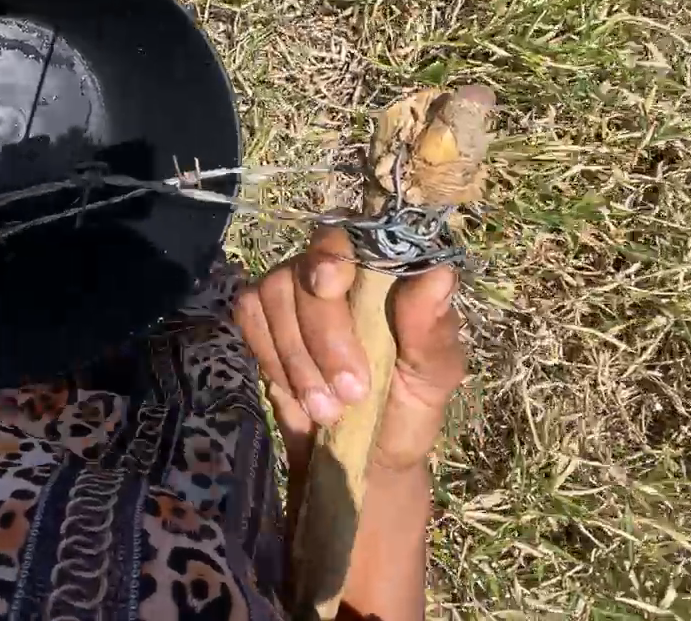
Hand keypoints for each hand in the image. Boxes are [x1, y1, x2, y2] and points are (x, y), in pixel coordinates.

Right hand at [236, 225, 465, 471]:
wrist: (366, 455)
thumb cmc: (408, 403)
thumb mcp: (433, 374)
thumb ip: (431, 327)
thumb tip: (441, 274)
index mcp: (376, 268)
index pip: (347, 235)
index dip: (332, 254)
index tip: (331, 285)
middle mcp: (328, 266)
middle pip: (305, 269)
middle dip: (323, 333)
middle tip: (352, 392)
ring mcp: (289, 288)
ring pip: (273, 293)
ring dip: (298, 357)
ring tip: (328, 409)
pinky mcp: (259, 315)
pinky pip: (249, 317)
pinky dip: (272, 358)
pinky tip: (298, 392)